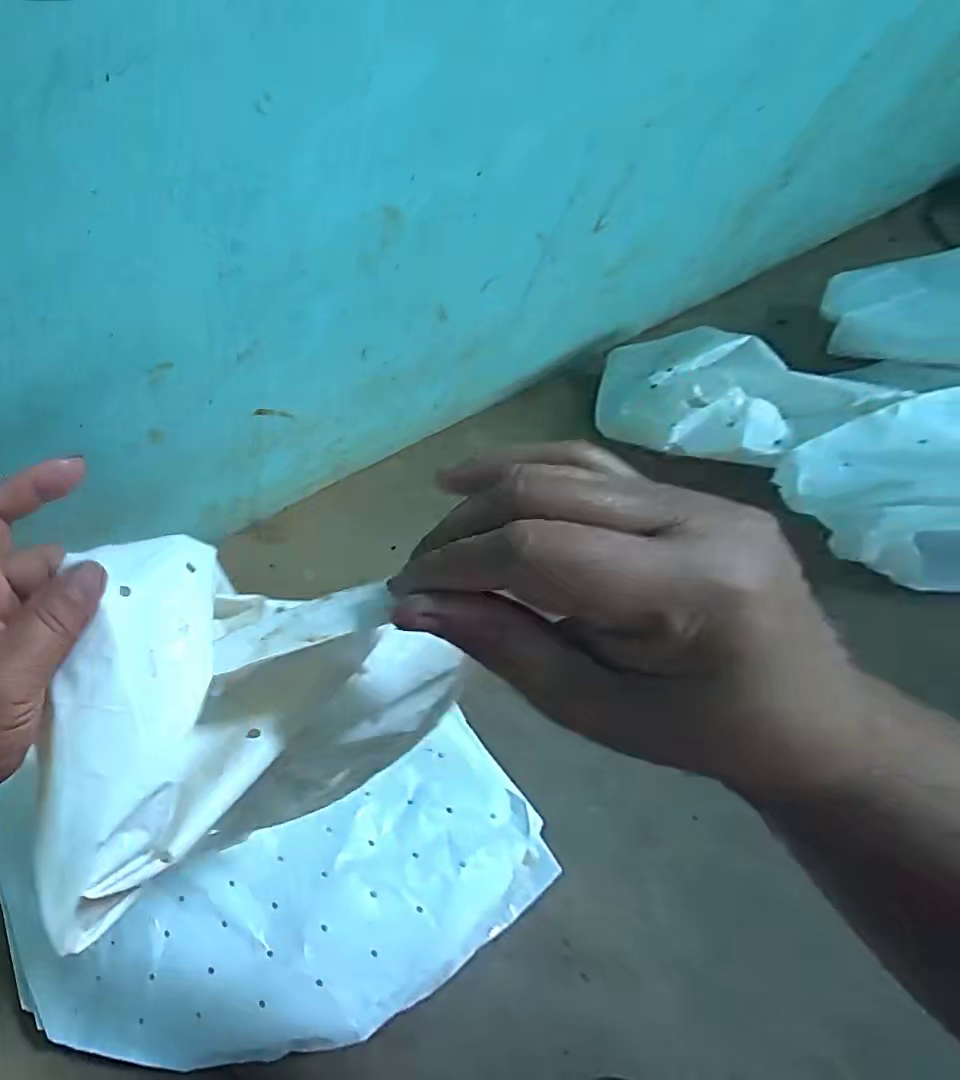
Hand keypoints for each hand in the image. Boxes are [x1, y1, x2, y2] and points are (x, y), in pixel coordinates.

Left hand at [0, 458, 107, 813]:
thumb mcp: (11, 676)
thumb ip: (53, 621)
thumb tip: (92, 570)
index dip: (27, 489)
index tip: (77, 473)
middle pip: (29, 563)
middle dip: (67, 578)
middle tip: (107, 610)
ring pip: (42, 598)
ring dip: (73, 609)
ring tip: (106, 636)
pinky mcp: (4, 657)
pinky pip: (43, 627)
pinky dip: (69, 631)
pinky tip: (95, 648)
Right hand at [389, 441, 869, 796]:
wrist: (805, 717)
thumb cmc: (694, 728)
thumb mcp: (585, 706)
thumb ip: (497, 644)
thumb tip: (408, 607)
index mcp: (693, 588)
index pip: (535, 548)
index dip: (453, 565)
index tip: (404, 595)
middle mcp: (699, 522)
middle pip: (537, 495)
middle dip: (455, 534)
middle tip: (418, 581)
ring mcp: (693, 498)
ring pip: (552, 470)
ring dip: (474, 503)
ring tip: (436, 543)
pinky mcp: (675, 494)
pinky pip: (579, 464)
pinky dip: (511, 467)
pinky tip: (462, 480)